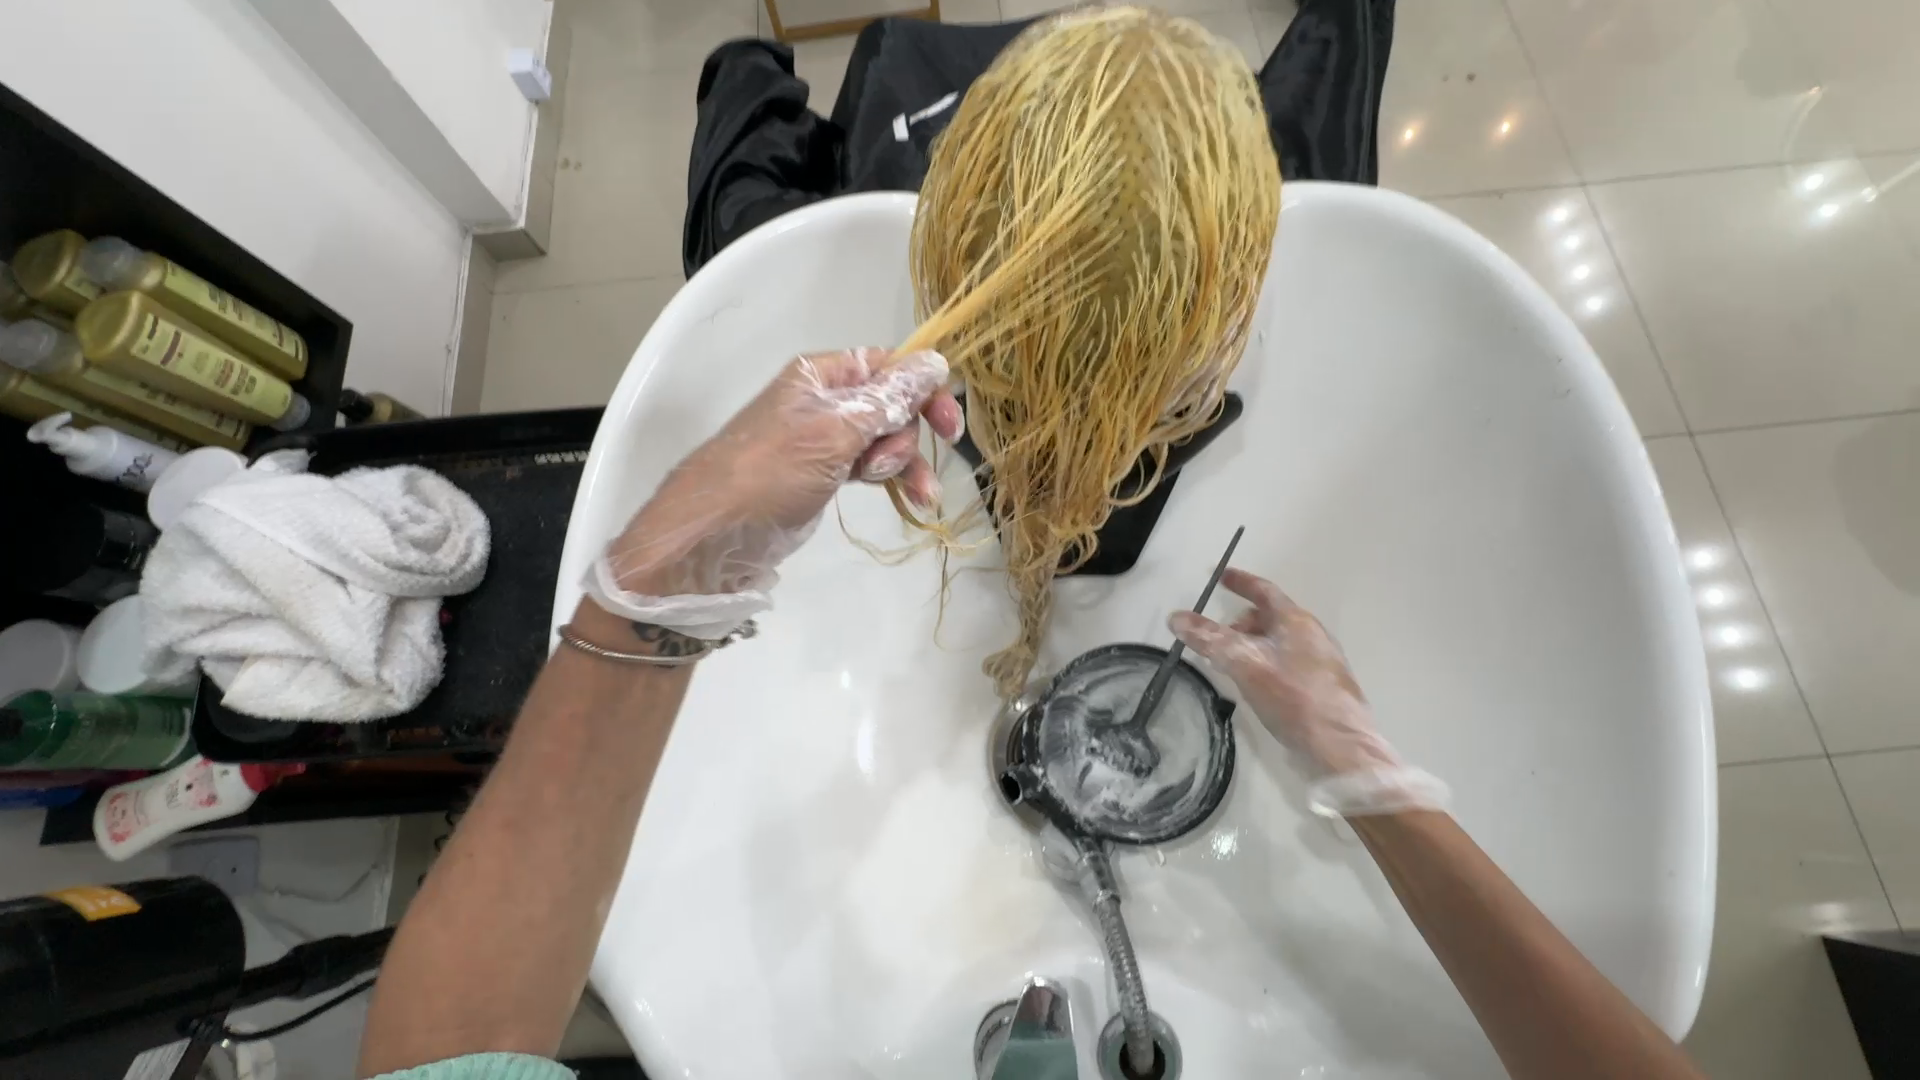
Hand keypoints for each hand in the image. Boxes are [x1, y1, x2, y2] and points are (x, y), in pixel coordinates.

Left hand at [588, 348, 960, 636]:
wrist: (718, 532)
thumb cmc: (773, 471)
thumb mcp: (835, 431)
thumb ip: (889, 399)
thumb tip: (936, 361)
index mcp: (823, 375)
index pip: (888, 366)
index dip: (923, 391)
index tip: (948, 426)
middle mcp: (827, 401)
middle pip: (893, 405)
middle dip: (906, 436)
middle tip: (896, 464)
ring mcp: (827, 439)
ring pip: (887, 439)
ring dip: (906, 463)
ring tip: (916, 494)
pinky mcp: (827, 472)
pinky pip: (873, 466)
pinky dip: (893, 479)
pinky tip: (915, 500)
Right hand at [1169, 568, 1447, 815]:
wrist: (1341, 749)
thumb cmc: (1293, 698)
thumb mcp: (1244, 665)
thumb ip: (1210, 639)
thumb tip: (1176, 616)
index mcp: (1296, 622)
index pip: (1264, 590)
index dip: (1240, 581)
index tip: (1219, 576)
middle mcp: (1312, 635)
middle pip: (1270, 616)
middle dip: (1240, 622)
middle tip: (1214, 637)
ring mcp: (1321, 662)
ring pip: (1277, 641)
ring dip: (1250, 644)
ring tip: (1228, 664)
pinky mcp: (1322, 688)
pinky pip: (1285, 661)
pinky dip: (1263, 662)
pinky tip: (1254, 685)